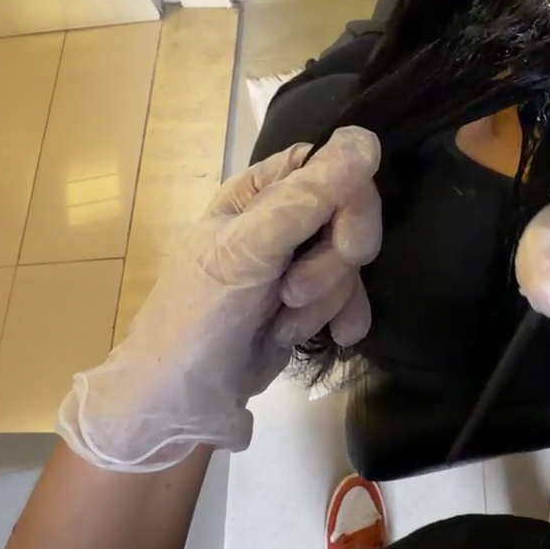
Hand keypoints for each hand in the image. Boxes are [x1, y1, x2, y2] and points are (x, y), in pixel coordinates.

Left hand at [56, 127, 380, 470]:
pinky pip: (354, 292)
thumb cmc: (198, 316)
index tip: (340, 231)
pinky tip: (329, 337)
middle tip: (296, 289)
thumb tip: (366, 141)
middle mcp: (284, 217)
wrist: (183, 406)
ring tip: (284, 323)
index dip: (346, 193)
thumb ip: (307, 197)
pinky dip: (343, 316)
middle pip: (350, 211)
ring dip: (325, 298)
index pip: (329, 164)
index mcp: (260, 191)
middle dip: (332, 259)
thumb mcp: (248, 250)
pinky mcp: (313, 299)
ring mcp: (300, 259)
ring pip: (352, 257)